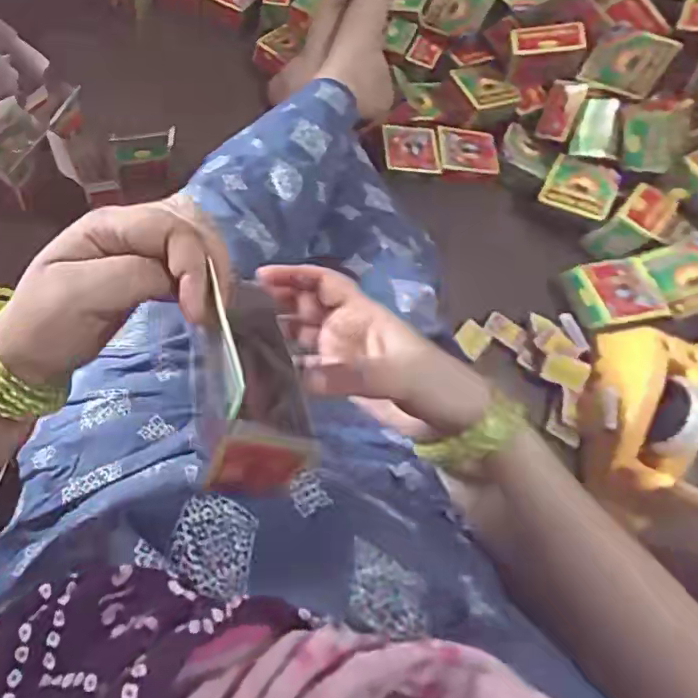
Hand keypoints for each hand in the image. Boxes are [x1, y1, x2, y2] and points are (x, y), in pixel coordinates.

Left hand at [0, 201, 229, 384]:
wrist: (27, 353)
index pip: (169, 227)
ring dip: (211, 269)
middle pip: (189, 224)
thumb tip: (176, 277)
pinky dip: (202, 279)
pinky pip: (186, 262)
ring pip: (194, 239)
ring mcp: (138, 247)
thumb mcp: (79, 295)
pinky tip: (202, 303)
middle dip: (209, 263)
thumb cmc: (45, 323)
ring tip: (210, 308)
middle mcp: (127, 226)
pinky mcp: (146, 271)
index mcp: (106, 224)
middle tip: (211, 310)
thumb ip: (132, 275)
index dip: (192, 263)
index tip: (196, 311)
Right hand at [257, 264, 494, 437]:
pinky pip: (306, 366)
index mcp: (362, 313)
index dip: (295, 275)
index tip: (263, 275)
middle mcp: (347, 328)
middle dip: (278, 300)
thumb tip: (304, 378)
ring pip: (302, 334)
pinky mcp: (340, 381)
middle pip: (306, 305)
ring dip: (278, 331)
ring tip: (245, 334)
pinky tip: (265, 368)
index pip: (324, 282)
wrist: (455, 422)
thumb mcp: (398, 374)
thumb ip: (352, 375)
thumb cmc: (434, 384)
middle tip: (242, 305)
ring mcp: (342, 355)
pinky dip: (287, 365)